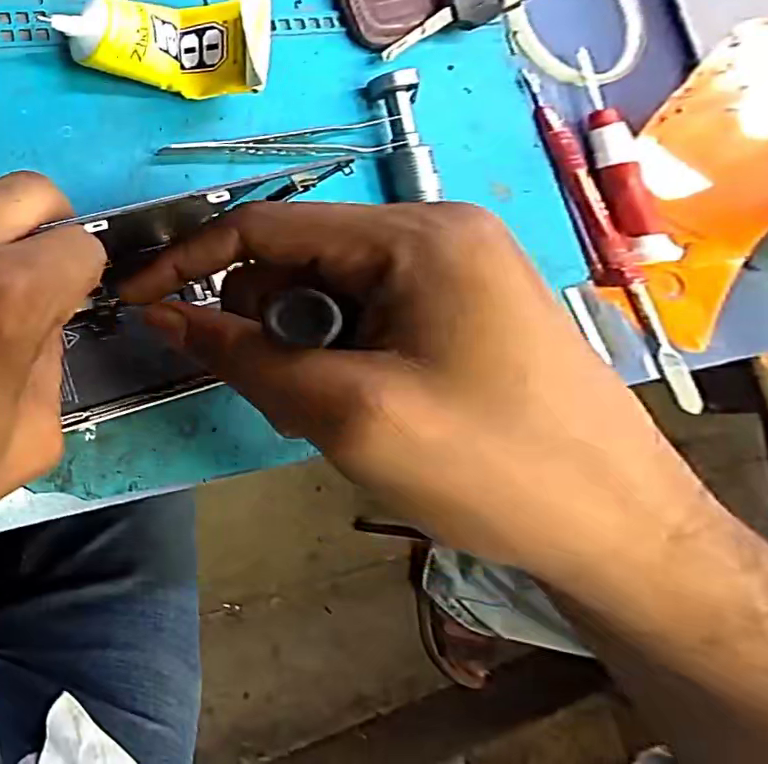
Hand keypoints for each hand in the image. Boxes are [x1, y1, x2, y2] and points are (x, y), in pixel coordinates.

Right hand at [119, 201, 716, 586]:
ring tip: (324, 407)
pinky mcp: (448, 299)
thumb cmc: (490, 467)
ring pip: (313, 289)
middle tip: (279, 391)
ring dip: (294, 345)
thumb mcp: (340, 410)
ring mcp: (443, 264)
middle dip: (263, 323)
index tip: (135, 298)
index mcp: (413, 236)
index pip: (262, 227)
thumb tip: (158, 314)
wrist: (632, 541)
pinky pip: (350, 308)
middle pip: (289, 260)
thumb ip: (236, 354)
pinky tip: (353, 399)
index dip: (187, 260)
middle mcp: (428, 231)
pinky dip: (327, 351)